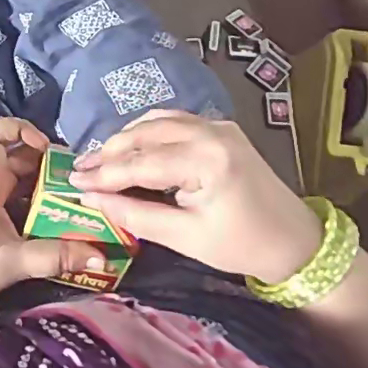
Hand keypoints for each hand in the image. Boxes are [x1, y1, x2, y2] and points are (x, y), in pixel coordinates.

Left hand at [0, 119, 106, 306]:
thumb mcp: (14, 263)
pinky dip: (38, 200)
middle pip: (18, 155)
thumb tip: (102, 256)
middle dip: (48, 164)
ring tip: (75, 200)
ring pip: (21, 176)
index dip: (20, 130)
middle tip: (77, 183)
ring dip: (46, 184)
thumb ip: (57, 257)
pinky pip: (18, 194)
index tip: (46, 149)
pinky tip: (58, 217)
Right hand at [67, 110, 320, 283]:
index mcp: (207, 160)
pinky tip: (131, 148)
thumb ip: (135, 216)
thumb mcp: (184, 238)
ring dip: (126, 139)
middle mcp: (211, 132)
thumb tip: (92, 201)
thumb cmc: (241, 245)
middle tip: (79, 170)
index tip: (72, 182)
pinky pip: (174, 122)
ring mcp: (218, 126)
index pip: (141, 163)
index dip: (103, 174)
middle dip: (109, 152)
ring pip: (157, 122)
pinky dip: (147, 133)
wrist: (295, 240)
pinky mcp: (221, 130)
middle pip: (145, 133)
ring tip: (99, 161)